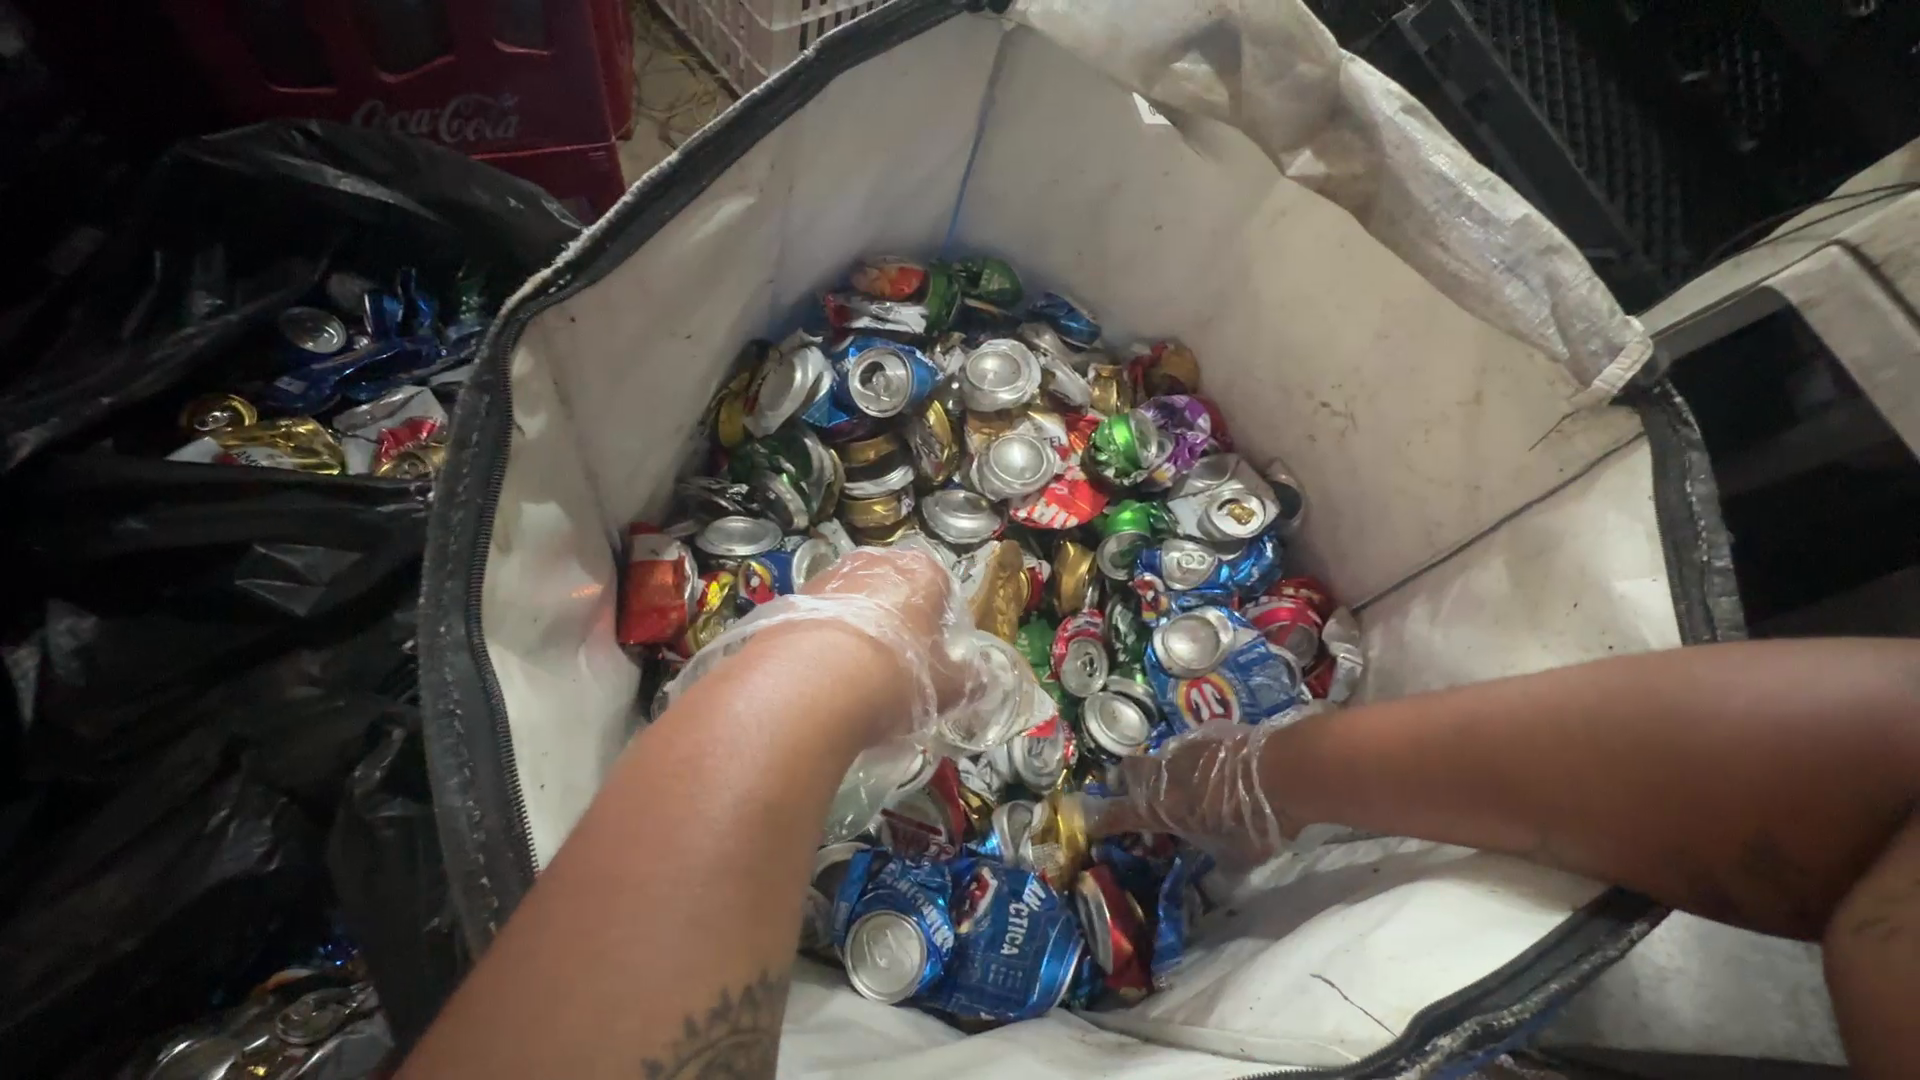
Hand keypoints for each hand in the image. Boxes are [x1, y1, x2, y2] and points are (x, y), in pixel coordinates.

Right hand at [1082, 716, 1310, 865]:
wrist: (1281, 771)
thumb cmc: (1251, 821)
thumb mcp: (1232, 853)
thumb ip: (1213, 851)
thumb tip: (1215, 862)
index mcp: (1159, 807)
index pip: (1118, 813)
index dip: (1102, 819)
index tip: (1089, 821)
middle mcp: (1162, 772)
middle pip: (1131, 771)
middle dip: (1131, 782)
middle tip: (1148, 796)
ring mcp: (1184, 746)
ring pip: (1164, 757)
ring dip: (1172, 770)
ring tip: (1196, 784)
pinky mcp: (1209, 731)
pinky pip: (1195, 745)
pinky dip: (1202, 758)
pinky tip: (1223, 768)